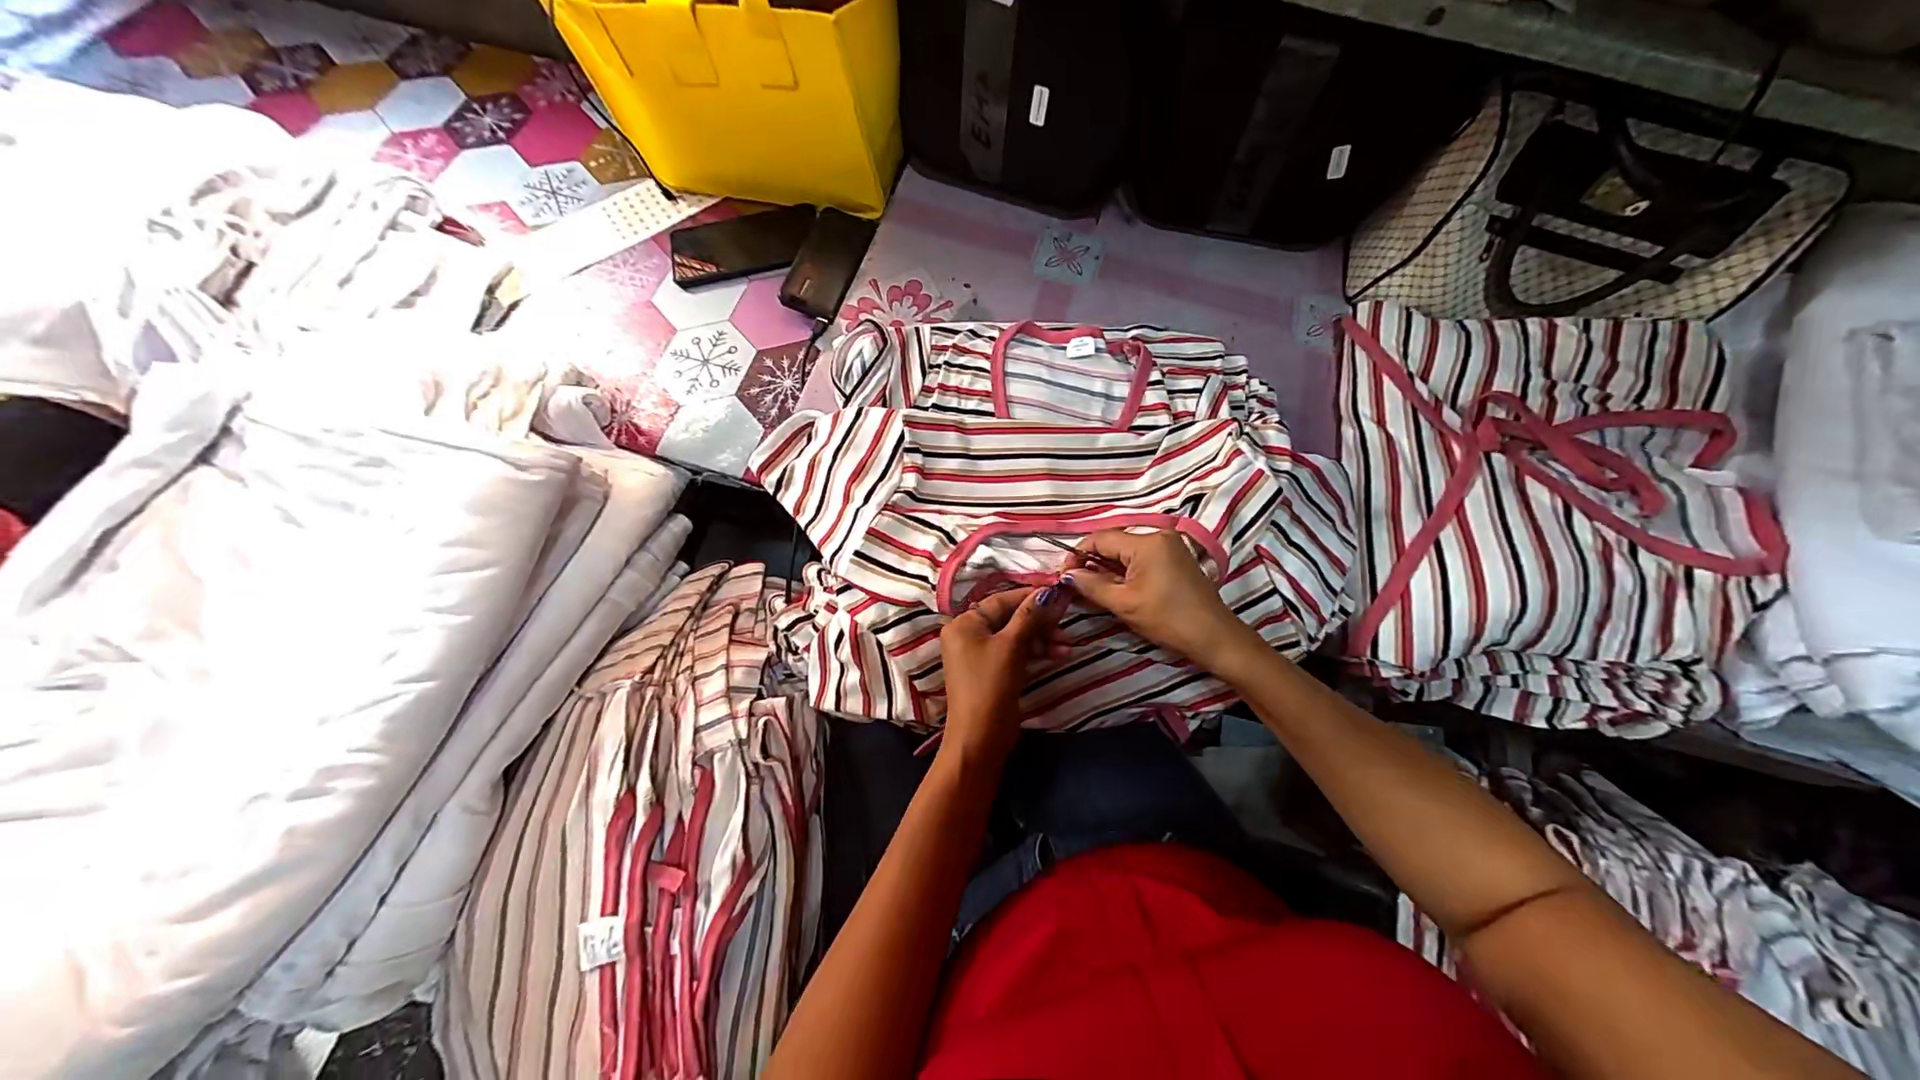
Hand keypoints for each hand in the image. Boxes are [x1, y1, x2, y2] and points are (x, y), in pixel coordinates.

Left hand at [938, 586, 1070, 765]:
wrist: (980, 737)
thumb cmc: (990, 685)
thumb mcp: (1011, 646)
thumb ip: (1030, 616)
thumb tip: (1049, 591)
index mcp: (964, 623)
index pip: (1001, 600)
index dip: (1031, 596)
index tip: (1059, 593)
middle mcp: (968, 634)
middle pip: (1010, 617)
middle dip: (1040, 621)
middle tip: (1065, 625)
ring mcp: (980, 654)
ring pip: (1016, 635)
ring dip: (1042, 638)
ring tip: (1067, 646)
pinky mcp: (993, 671)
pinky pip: (1016, 651)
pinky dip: (1035, 651)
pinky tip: (1058, 654)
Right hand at [1064, 529, 1252, 666]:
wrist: (1214, 638)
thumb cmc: (1168, 619)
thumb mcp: (1123, 603)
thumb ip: (1091, 585)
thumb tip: (1066, 575)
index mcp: (1146, 541)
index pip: (1099, 539)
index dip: (1077, 555)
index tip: (1062, 576)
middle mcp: (1158, 536)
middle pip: (1112, 544)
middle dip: (1091, 563)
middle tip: (1074, 586)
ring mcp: (1169, 547)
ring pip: (1125, 553)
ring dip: (1107, 570)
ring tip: (1092, 591)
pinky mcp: (1174, 560)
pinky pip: (1140, 560)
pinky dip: (1124, 573)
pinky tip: (1114, 590)